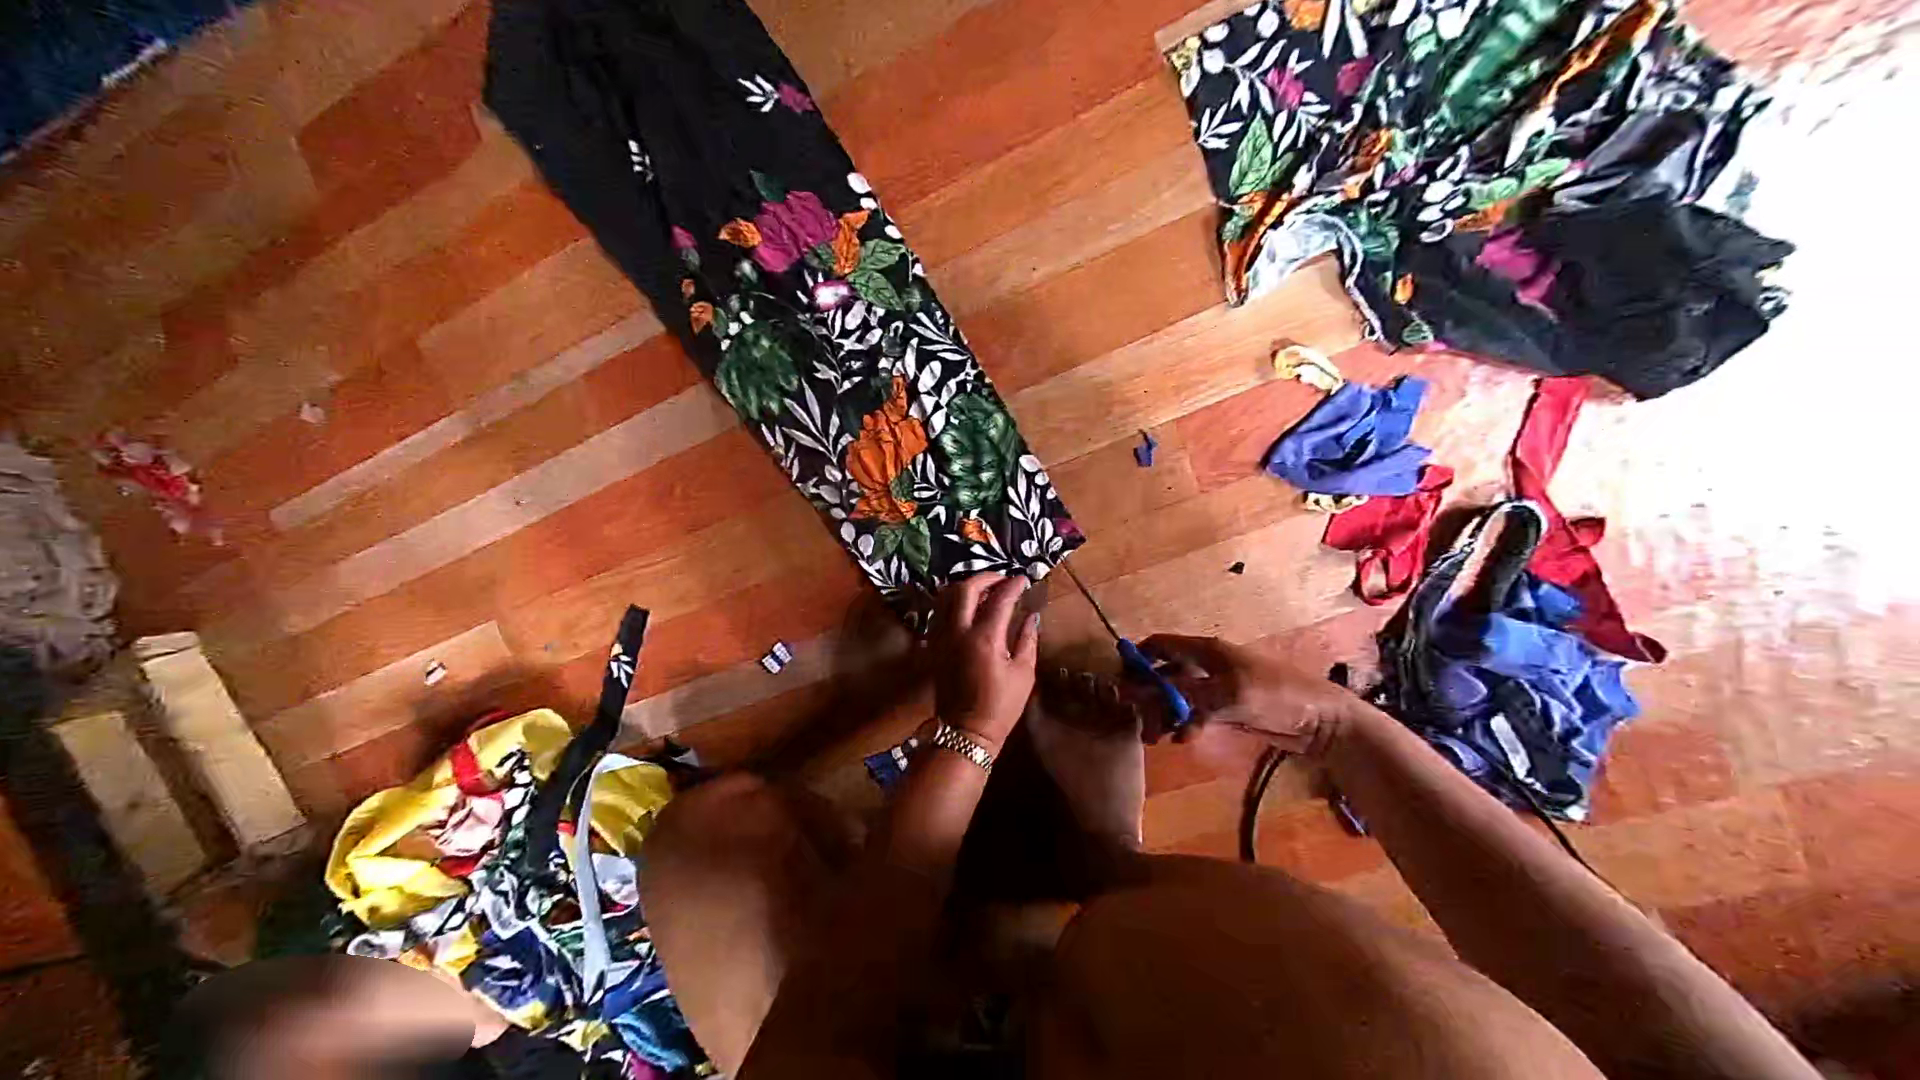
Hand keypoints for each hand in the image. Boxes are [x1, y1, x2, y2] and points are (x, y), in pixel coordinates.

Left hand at [931, 572, 1041, 750]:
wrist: (966, 731)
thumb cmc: (1001, 706)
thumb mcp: (1024, 673)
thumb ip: (1027, 638)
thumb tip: (1031, 615)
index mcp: (984, 638)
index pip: (999, 599)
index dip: (1013, 585)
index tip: (1024, 580)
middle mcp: (958, 631)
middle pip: (965, 589)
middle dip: (985, 577)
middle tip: (1002, 579)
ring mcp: (941, 638)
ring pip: (946, 597)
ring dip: (965, 588)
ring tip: (984, 590)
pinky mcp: (933, 646)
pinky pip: (939, 613)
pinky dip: (953, 603)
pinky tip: (968, 609)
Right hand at [1130, 634, 1369, 756]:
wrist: (1324, 722)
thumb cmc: (1277, 695)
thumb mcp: (1227, 694)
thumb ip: (1182, 694)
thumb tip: (1139, 693)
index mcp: (1206, 650)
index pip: (1159, 645)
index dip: (1137, 659)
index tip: (1120, 683)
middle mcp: (1206, 665)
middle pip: (1164, 673)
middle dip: (1149, 695)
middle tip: (1139, 721)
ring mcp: (1217, 687)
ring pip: (1177, 696)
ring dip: (1164, 713)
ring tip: (1156, 736)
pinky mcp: (1227, 708)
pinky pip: (1194, 713)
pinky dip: (1184, 724)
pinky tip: (1181, 738)